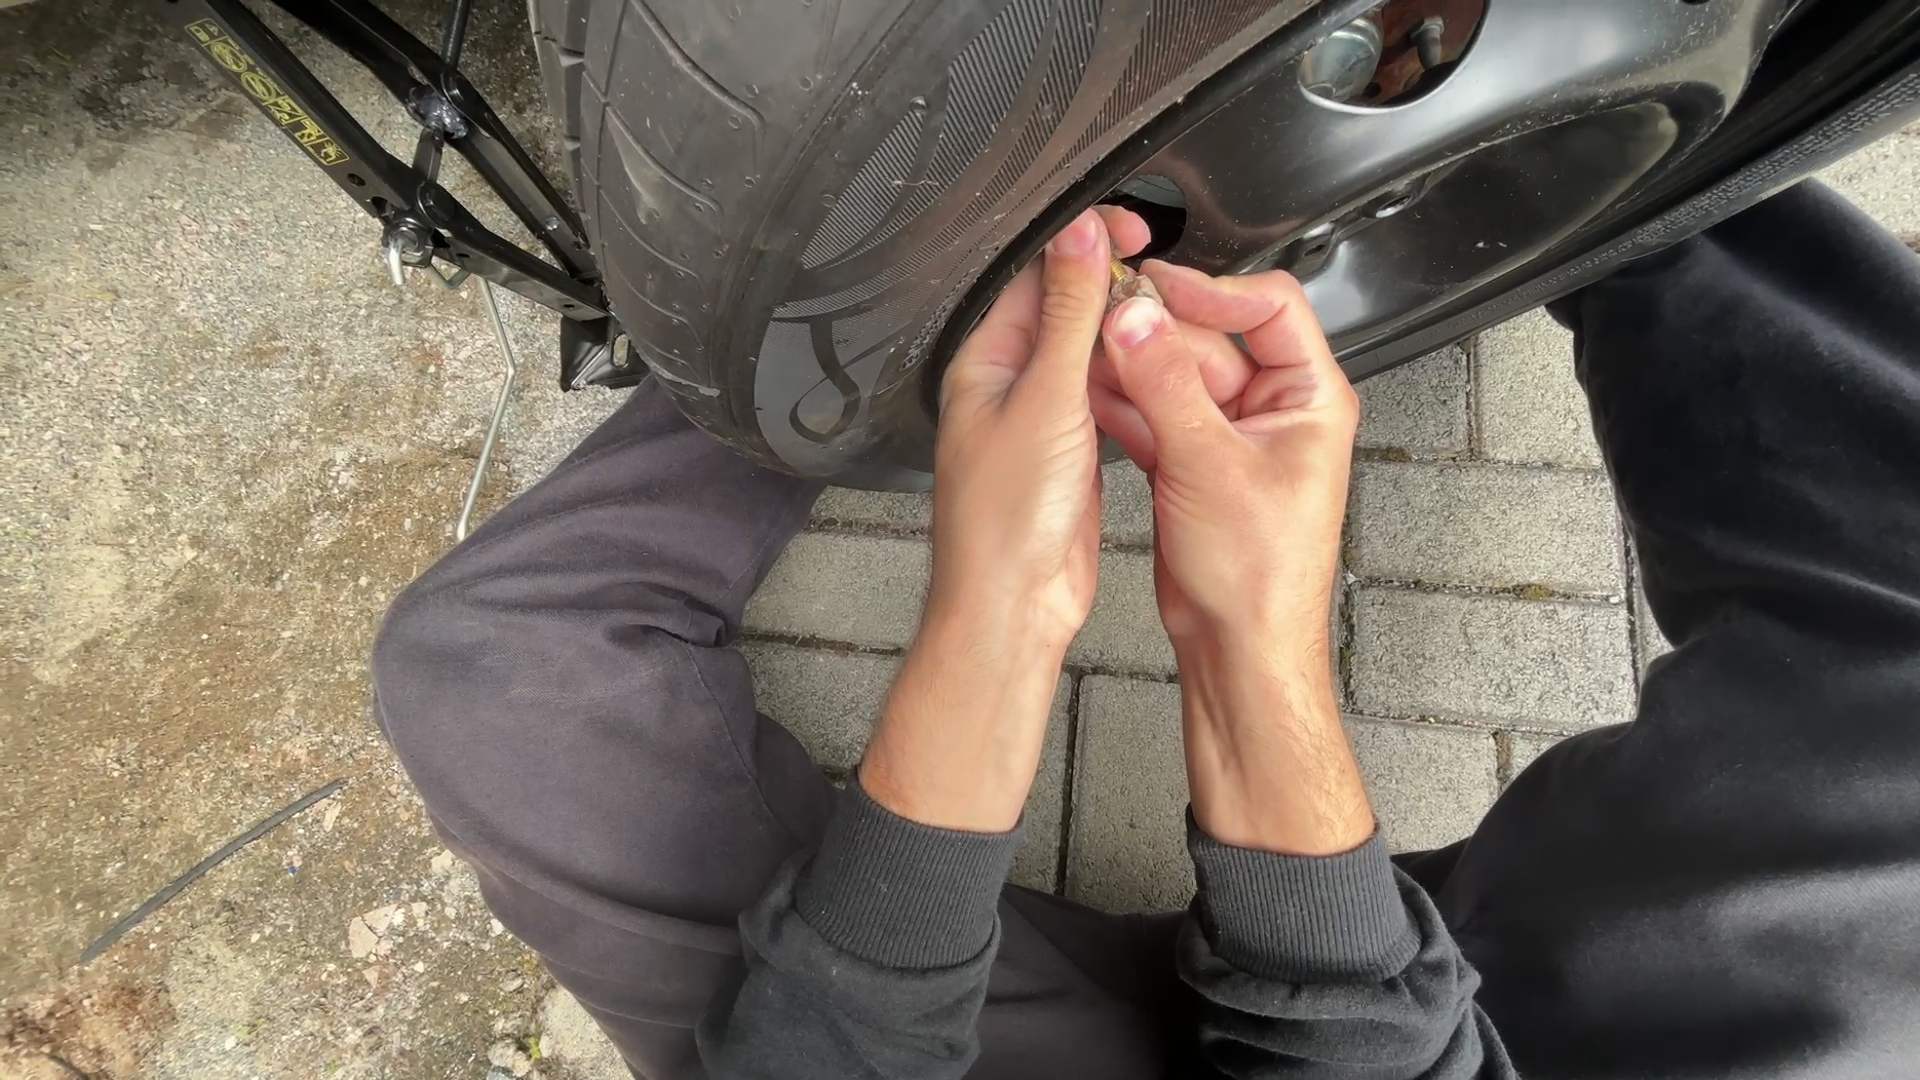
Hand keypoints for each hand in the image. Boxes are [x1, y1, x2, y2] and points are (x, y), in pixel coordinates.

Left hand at [860, 207, 1146, 831]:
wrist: (1014, 601)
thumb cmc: (1005, 519)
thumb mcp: (1045, 402)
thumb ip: (1066, 318)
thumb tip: (1079, 241)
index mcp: (984, 364)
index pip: (1033, 276)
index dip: (1084, 243)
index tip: (1133, 228)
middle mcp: (1005, 388)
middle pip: (1059, 310)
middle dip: (1108, 284)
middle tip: (1158, 271)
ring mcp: (1036, 420)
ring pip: (1081, 354)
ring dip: (1118, 331)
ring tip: (1161, 314)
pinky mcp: (1064, 453)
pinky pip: (1094, 398)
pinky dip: (1122, 378)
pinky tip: (1148, 370)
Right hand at [1091, 268, 1372, 854]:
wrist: (1237, 642)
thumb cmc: (1260, 575)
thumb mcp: (1211, 467)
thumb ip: (1168, 387)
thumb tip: (1136, 322)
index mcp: (1306, 398)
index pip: (1269, 309)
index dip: (1212, 290)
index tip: (1156, 285)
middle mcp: (1269, 412)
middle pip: (1207, 344)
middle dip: (1154, 333)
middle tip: (1102, 321)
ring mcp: (1225, 438)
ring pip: (1173, 381)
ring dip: (1131, 368)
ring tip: (1086, 352)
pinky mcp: (1189, 465)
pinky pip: (1154, 418)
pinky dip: (1124, 408)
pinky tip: (1091, 396)